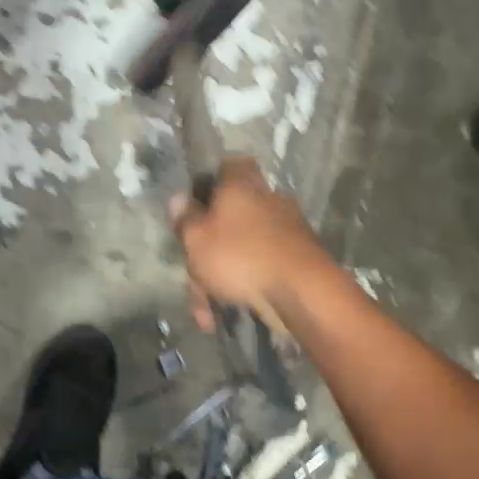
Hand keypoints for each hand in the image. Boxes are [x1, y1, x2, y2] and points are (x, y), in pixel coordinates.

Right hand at [169, 158, 330, 329]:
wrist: (301, 290)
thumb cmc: (240, 256)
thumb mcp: (197, 238)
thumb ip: (185, 218)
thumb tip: (178, 198)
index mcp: (242, 185)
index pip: (227, 166)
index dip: (208, 182)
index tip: (193, 206)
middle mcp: (267, 199)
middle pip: (229, 215)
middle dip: (207, 249)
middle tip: (193, 277)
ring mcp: (285, 228)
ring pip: (241, 248)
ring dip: (221, 278)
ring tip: (208, 313)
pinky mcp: (295, 256)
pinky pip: (258, 268)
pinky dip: (242, 288)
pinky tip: (228, 313)